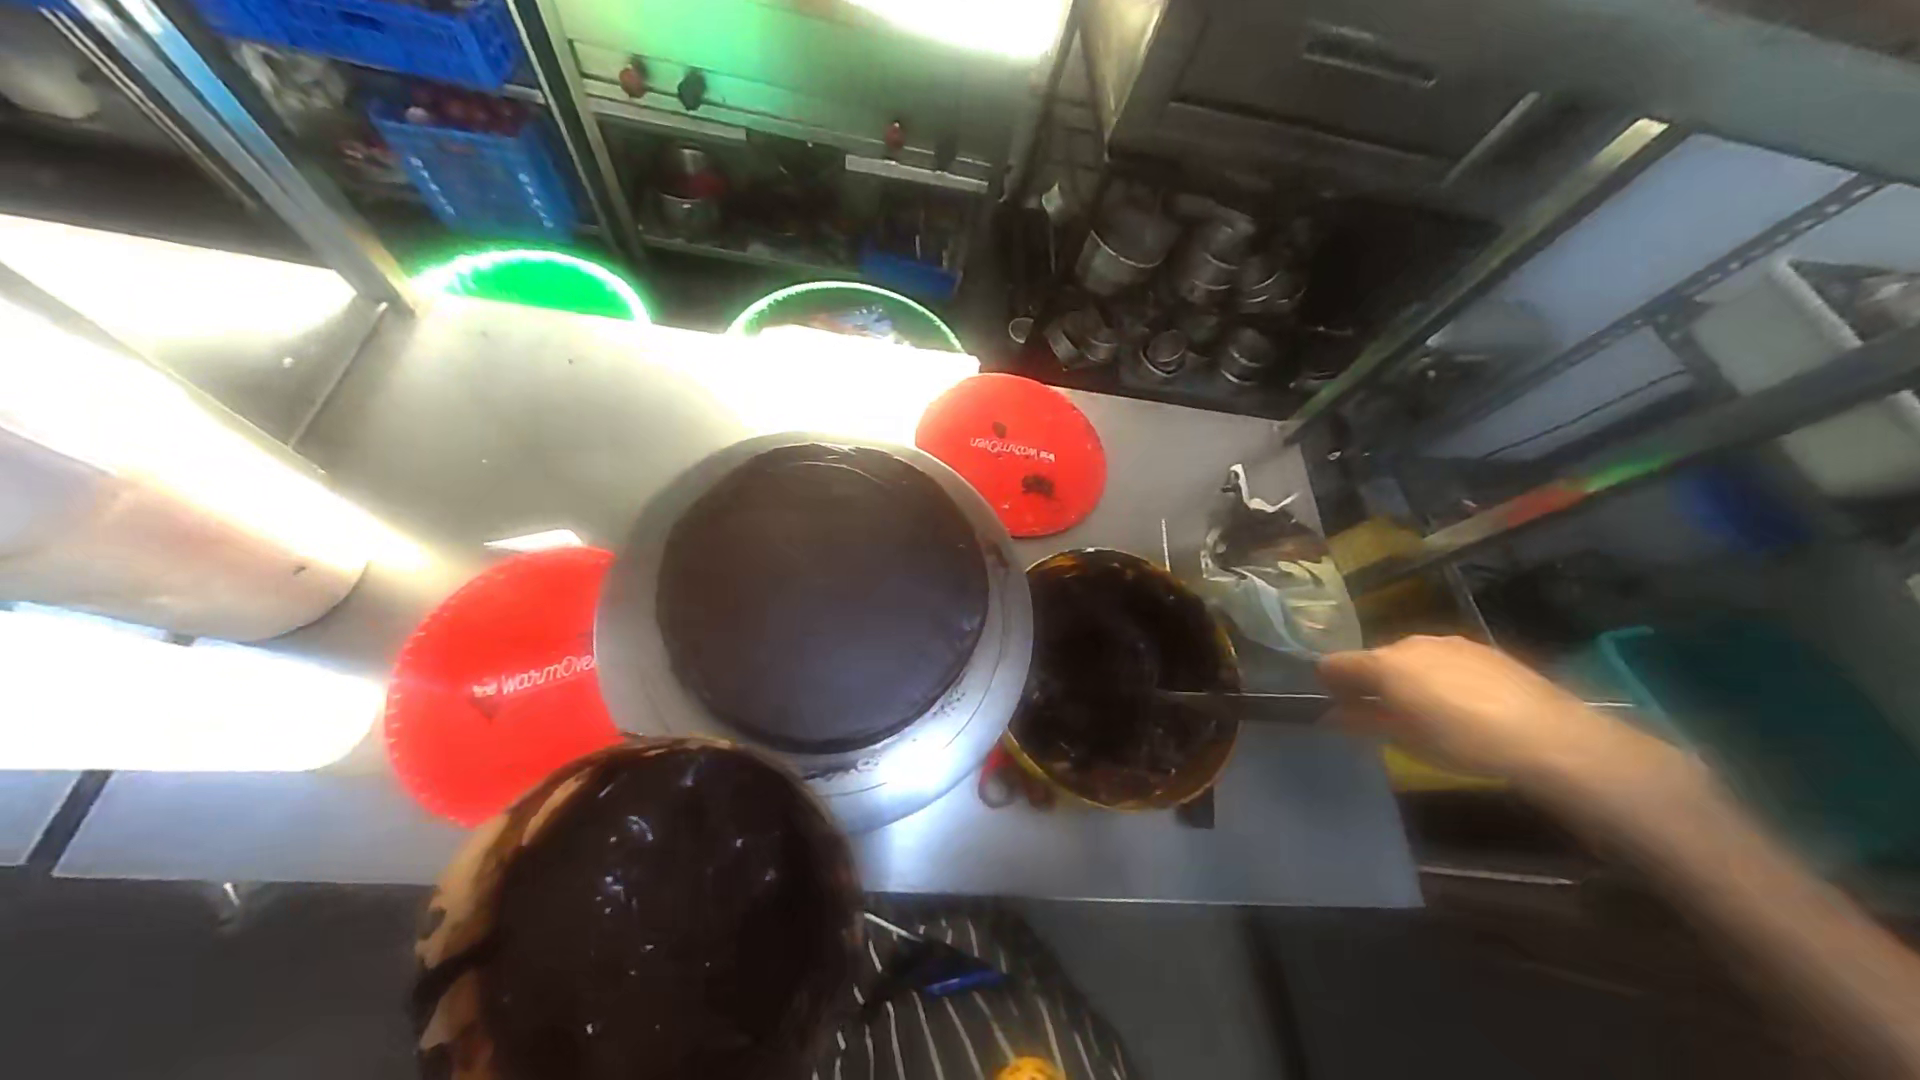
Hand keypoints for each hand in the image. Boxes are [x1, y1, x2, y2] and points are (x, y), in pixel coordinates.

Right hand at [1318, 635, 1676, 792]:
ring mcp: (1449, 643)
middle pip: (1374, 657)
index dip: (1329, 682)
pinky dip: (1438, 675)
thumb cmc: (1462, 742)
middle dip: (1370, 680)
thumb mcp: (1403, 739)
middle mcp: (1409, 643)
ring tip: (1425, 710)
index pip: (1335, 663)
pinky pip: (1443, 659)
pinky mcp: (1482, 649)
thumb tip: (1331, 714)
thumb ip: (1362, 720)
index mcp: (1383, 663)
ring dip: (1406, 677)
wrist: (1549, 736)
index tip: (1336, 705)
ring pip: (1410, 656)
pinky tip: (1462, 703)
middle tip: (1381, 713)